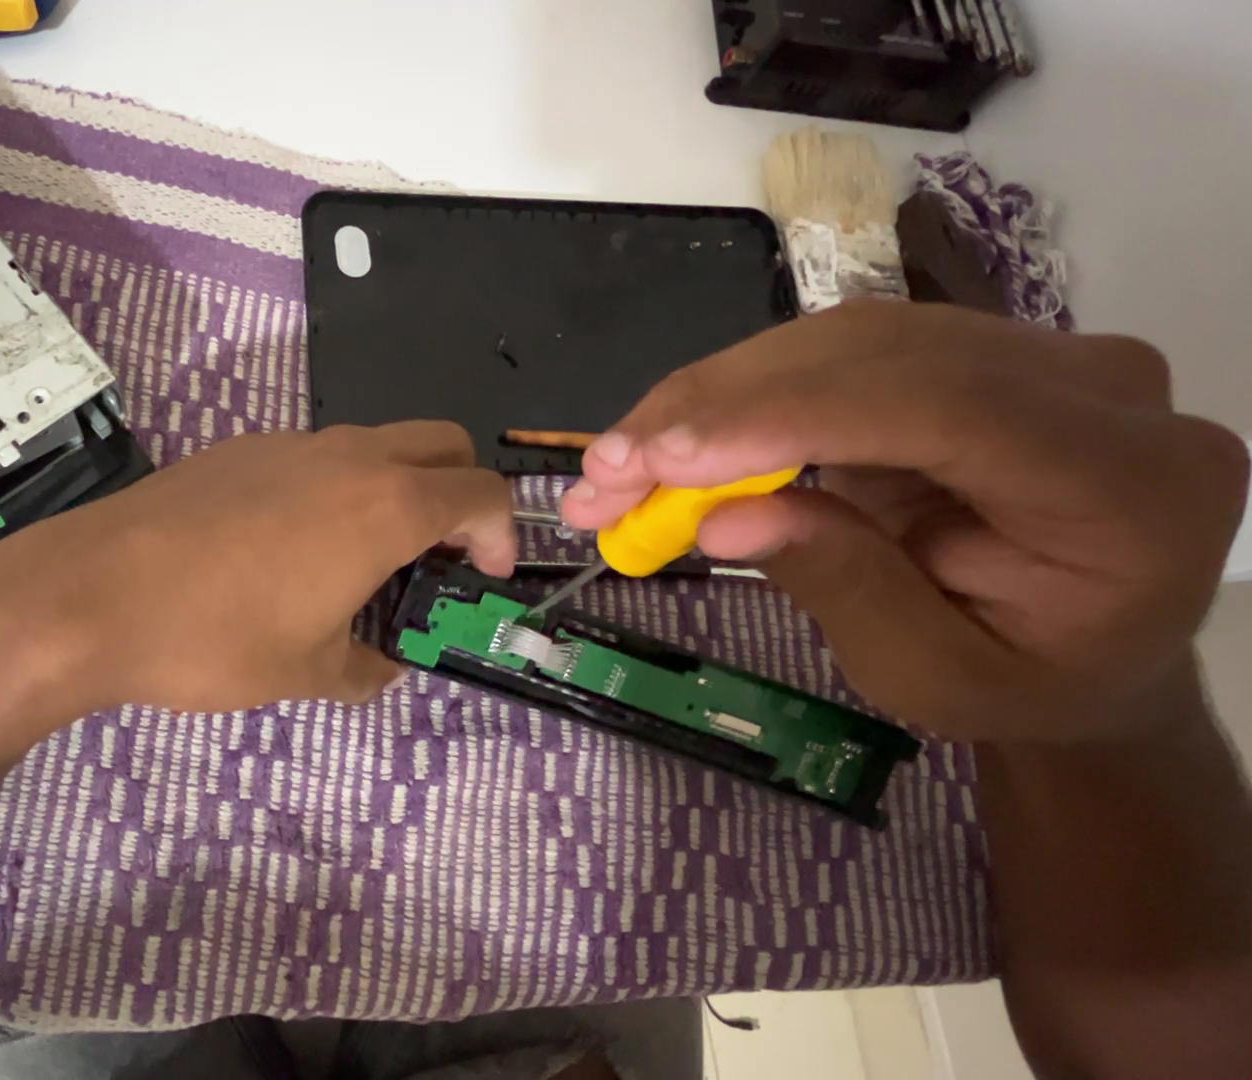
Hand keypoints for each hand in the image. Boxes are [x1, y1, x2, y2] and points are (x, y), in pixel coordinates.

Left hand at [0, 422, 514, 719]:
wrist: (92, 594)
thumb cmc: (214, 639)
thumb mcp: (308, 673)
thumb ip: (365, 668)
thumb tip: (384, 666)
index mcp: (384, 505)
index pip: (483, 491)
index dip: (502, 534)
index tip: (483, 577)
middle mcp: (346, 456)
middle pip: (441, 444)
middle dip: (460, 494)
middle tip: (434, 557)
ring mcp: (288, 443)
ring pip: (374, 445)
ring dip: (393, 488)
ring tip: (357, 561)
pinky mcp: (238, 449)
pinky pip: (314, 456)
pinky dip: (334, 488)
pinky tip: (286, 548)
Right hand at [560, 302, 1247, 742]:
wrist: (1076, 648)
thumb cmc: (1018, 679)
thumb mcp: (931, 673)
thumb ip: (844, 587)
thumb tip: (721, 521)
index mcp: (1127, 481)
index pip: (942, 407)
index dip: (787, 420)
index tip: (661, 461)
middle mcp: (1088, 386)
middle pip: (868, 355)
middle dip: (712, 410)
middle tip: (601, 472)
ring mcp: (1019, 357)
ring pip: (826, 342)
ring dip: (700, 401)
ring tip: (610, 466)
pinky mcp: (947, 359)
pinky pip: (815, 358)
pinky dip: (723, 401)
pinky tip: (661, 443)